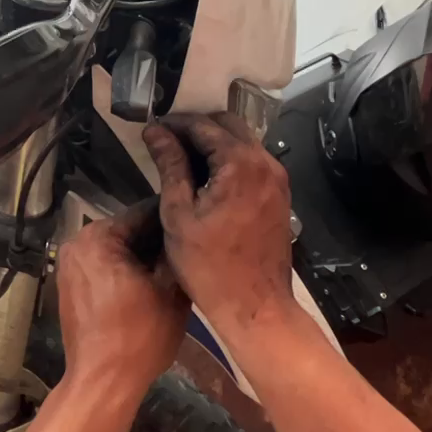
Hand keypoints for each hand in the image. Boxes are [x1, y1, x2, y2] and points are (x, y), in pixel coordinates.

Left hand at [55, 203, 189, 396]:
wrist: (101, 382)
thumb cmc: (139, 336)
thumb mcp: (171, 291)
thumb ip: (175, 253)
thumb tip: (182, 232)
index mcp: (100, 236)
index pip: (144, 213)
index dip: (173, 218)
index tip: (196, 221)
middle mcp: (78, 241)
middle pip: (127, 229)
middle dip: (156, 239)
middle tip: (187, 247)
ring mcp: (70, 263)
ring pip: (115, 248)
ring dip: (140, 255)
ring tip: (172, 265)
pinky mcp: (70, 284)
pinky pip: (103, 265)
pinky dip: (123, 270)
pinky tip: (148, 282)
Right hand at [144, 113, 295, 330]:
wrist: (255, 307)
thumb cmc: (209, 266)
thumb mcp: (179, 214)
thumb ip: (170, 166)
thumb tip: (155, 132)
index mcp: (240, 163)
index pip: (203, 126)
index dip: (174, 124)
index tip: (151, 131)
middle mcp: (265, 162)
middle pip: (227, 125)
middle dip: (195, 128)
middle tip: (165, 142)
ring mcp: (277, 178)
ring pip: (242, 142)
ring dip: (213, 143)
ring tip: (181, 160)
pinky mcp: (279, 194)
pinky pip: (252, 162)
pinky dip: (228, 160)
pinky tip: (206, 178)